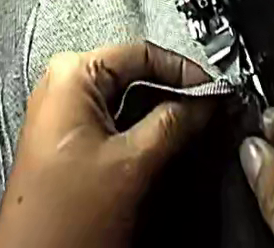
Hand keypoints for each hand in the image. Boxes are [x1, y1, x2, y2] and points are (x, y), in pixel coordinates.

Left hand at [0, 41, 214, 247]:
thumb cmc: (67, 220)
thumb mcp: (133, 164)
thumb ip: (176, 122)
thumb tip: (207, 99)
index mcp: (72, 74)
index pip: (143, 53)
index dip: (182, 70)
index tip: (212, 89)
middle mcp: (63, 84)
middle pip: (134, 73)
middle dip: (171, 92)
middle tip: (205, 109)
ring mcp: (61, 114)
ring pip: (126, 98)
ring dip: (158, 112)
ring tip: (188, 127)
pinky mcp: (65, 141)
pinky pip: (113, 119)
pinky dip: (140, 128)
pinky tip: (161, 143)